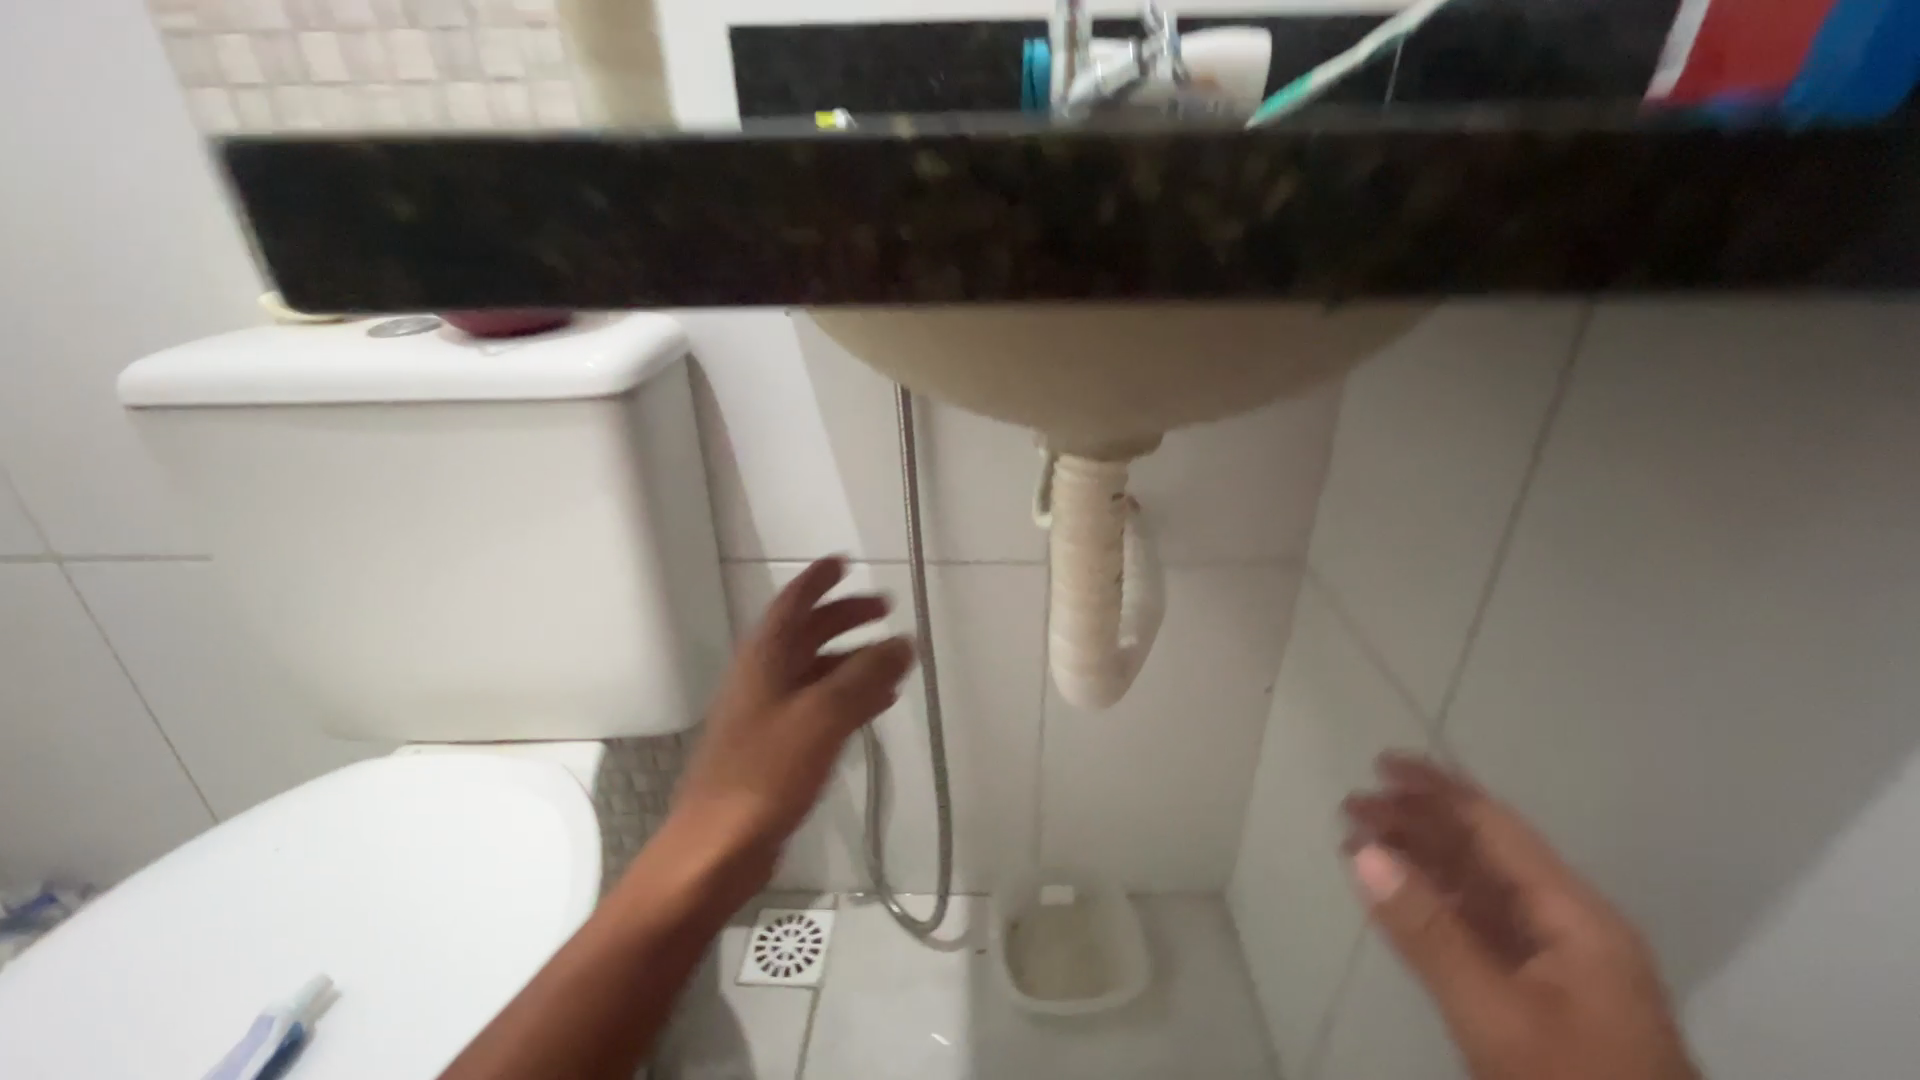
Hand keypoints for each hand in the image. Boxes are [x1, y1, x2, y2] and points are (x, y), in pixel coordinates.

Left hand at [661, 556, 914, 902]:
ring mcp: (768, 715)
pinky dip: (848, 697)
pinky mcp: (777, 749)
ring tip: (892, 659)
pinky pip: (819, 707)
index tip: (845, 562)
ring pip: (815, 672)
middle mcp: (763, 679)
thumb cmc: (764, 775)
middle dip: (843, 618)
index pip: (792, 603)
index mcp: (764, 660)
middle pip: (806, 634)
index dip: (817, 580)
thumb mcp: (820, 717)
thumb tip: (903, 642)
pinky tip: (875, 706)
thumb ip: (864, 677)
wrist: (716, 848)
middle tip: (884, 610)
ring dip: (851, 659)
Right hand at [1343, 754, 1699, 1079]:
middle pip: (1485, 853)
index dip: (1437, 790)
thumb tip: (1363, 852)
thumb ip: (1429, 932)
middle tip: (1352, 806)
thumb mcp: (1496, 1013)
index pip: (1496, 828)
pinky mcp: (1541, 996)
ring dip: (1421, 861)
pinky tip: (1400, 898)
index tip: (1381, 764)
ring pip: (1479, 889)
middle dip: (1418, 823)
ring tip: (1360, 843)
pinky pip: (1479, 927)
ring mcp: (1559, 964)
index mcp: (1576, 917)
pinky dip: (1434, 904)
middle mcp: (1570, 927)